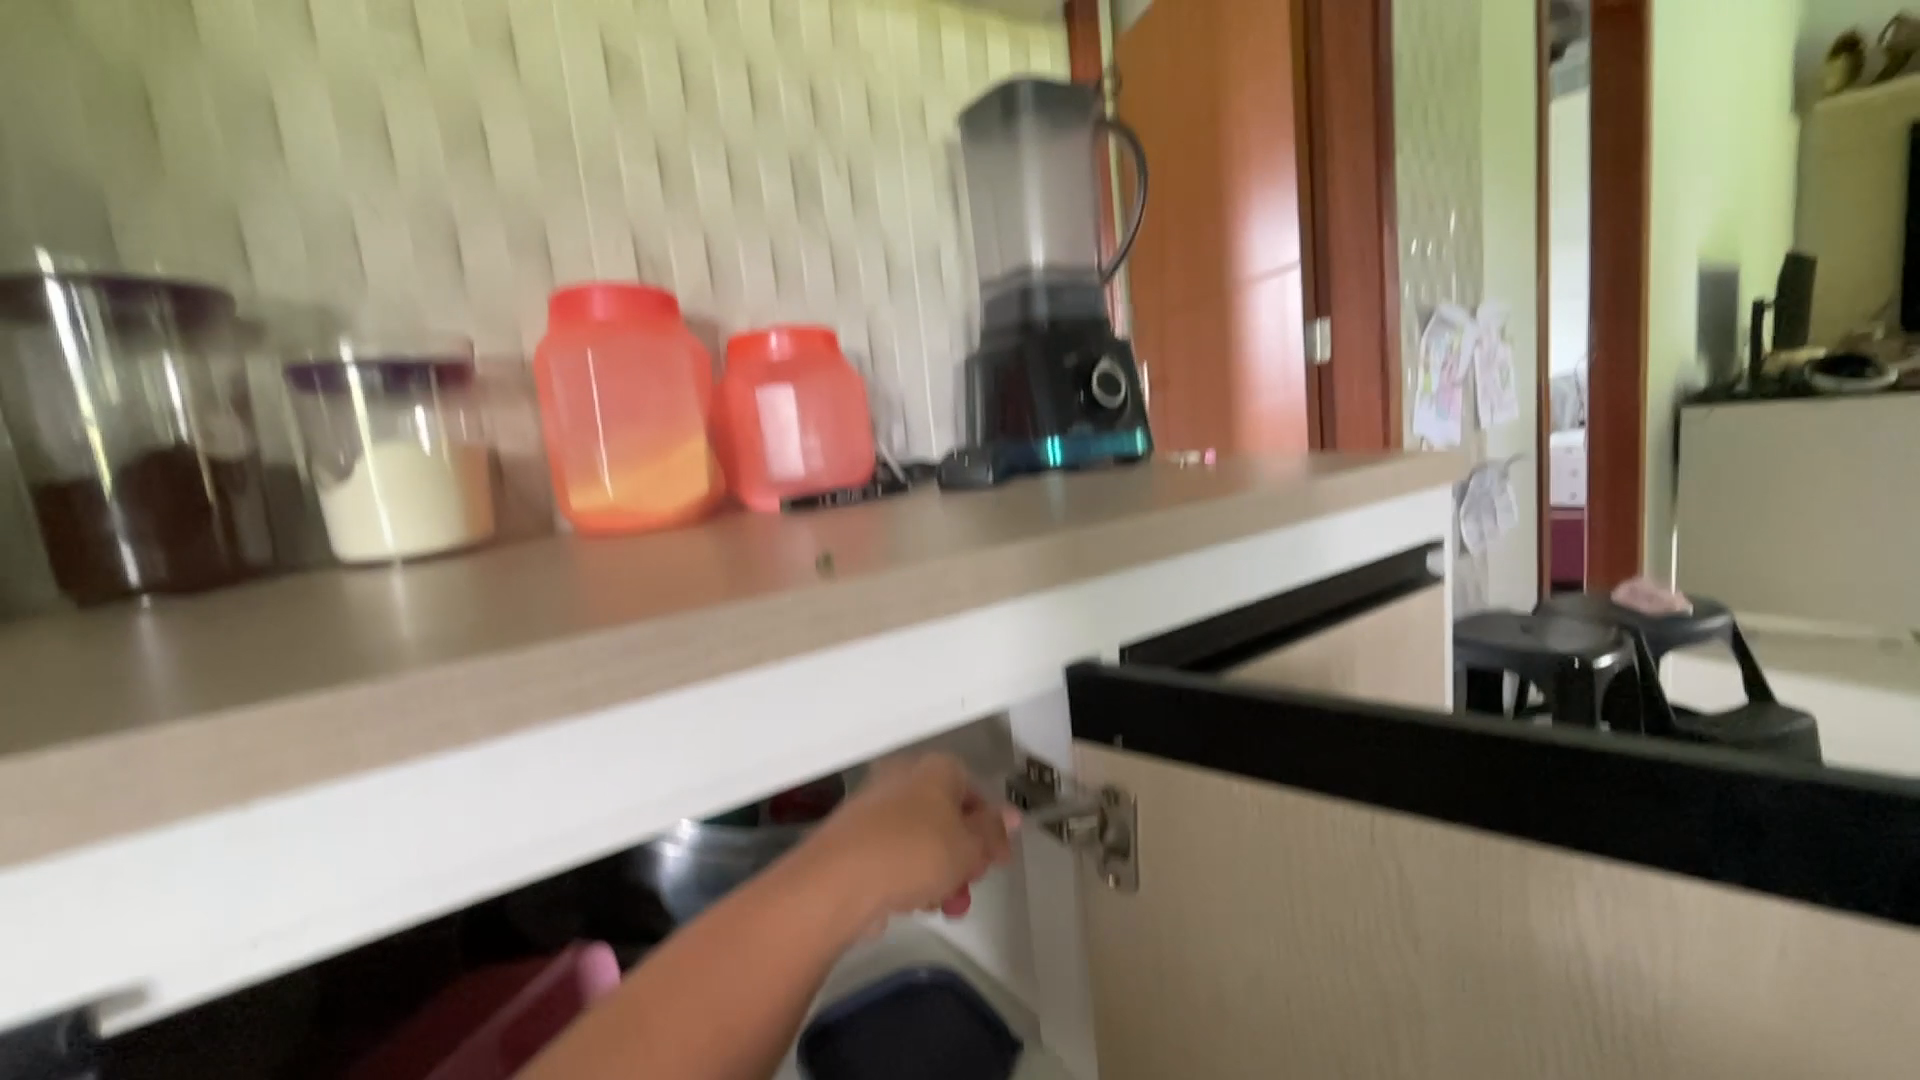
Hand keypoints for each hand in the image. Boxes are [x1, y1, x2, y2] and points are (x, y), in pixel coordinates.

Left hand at [795, 754, 1019, 934]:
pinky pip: (892, 856)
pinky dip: (906, 877)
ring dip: (938, 874)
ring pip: (920, 840)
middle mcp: (902, 780)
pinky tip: (911, 904)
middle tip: (969, 885)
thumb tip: (1009, 817)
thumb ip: (993, 833)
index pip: (972, 788)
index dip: (989, 825)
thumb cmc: (916, 853)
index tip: (996, 859)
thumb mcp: (969, 847)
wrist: (838, 880)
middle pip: (945, 816)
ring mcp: (873, 809)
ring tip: (943, 906)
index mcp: (934, 770)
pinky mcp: (852, 840)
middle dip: (963, 856)